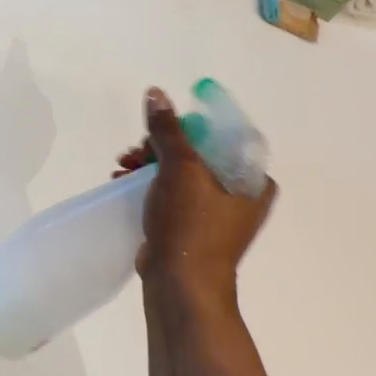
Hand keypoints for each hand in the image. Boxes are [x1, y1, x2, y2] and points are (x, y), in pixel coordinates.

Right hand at [117, 87, 276, 300]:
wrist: (181, 282)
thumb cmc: (191, 225)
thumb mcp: (179, 169)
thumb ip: (168, 130)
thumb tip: (155, 92)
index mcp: (253, 180)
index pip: (219, 136)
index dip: (184, 128)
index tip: (155, 133)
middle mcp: (241, 193)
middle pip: (195, 152)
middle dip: (157, 148)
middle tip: (132, 154)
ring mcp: (217, 211)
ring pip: (179, 171)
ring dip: (147, 163)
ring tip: (122, 169)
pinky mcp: (193, 224)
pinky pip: (171, 191)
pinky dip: (148, 183)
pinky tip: (124, 182)